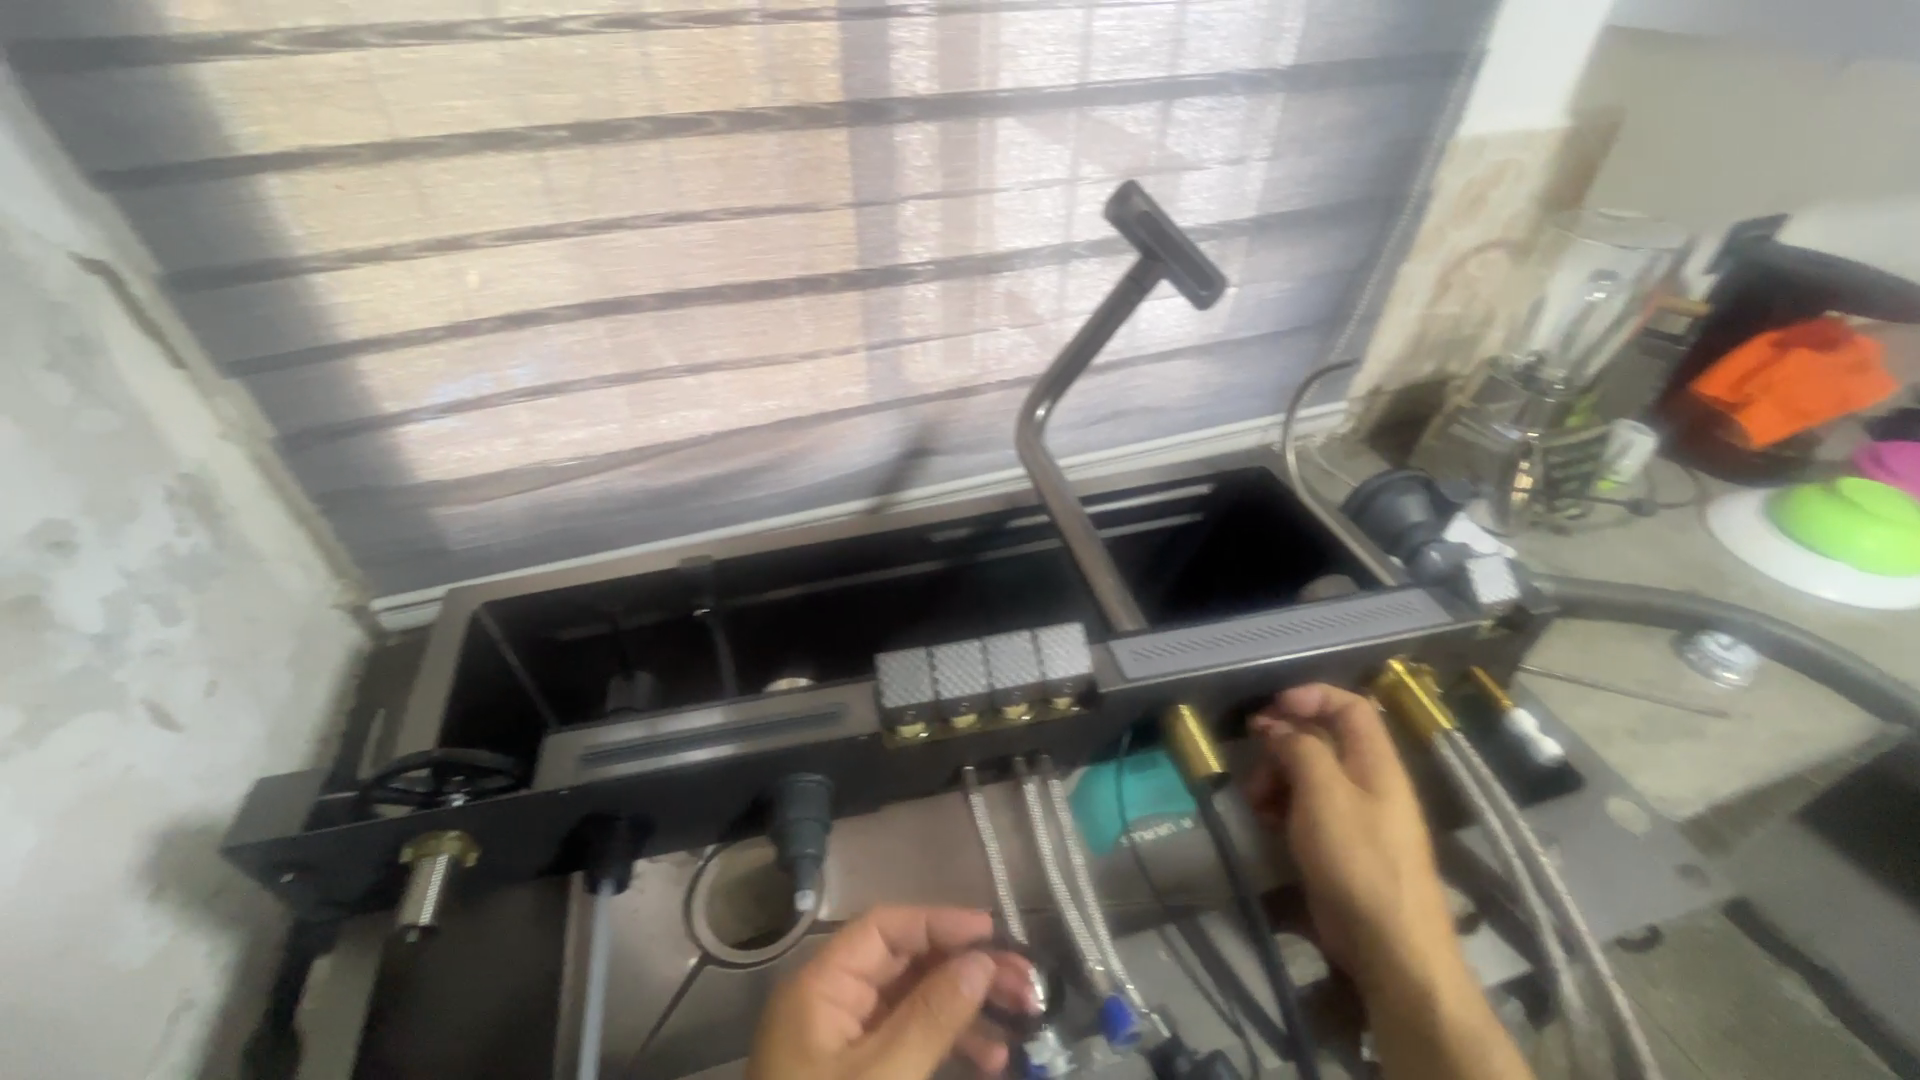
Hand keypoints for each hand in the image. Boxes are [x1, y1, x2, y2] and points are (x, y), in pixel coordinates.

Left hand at [746, 906, 1036, 1079]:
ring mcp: (846, 1040)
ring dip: (968, 1007)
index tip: (994, 933)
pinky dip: (950, 1042)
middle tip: (1025, 982)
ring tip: (1022, 1019)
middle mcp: (832, 1001)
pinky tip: (991, 1058)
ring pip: (915, 1001)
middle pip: (906, 963)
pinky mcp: (860, 1072)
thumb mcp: (884, 1076)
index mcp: (821, 986)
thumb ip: (932, 1016)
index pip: (885, 929)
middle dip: (966, 968)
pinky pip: (910, 1039)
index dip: (940, 923)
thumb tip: (981, 960)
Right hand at [1244, 684, 1465, 1001]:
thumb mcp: (1323, 793)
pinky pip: (1307, 810)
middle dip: (1282, 745)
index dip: (1312, 697)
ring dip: (1276, 779)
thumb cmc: (1358, 860)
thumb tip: (1276, 725)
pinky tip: (1268, 825)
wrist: (1389, 946)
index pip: (1350, 706)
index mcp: (1376, 762)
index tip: (1271, 709)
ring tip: (1257, 804)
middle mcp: (1368, 782)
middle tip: (1254, 764)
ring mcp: (1355, 815)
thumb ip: (1299, 749)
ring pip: (1309, 775)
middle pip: (1323, 740)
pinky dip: (1283, 808)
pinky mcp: (1340, 846)